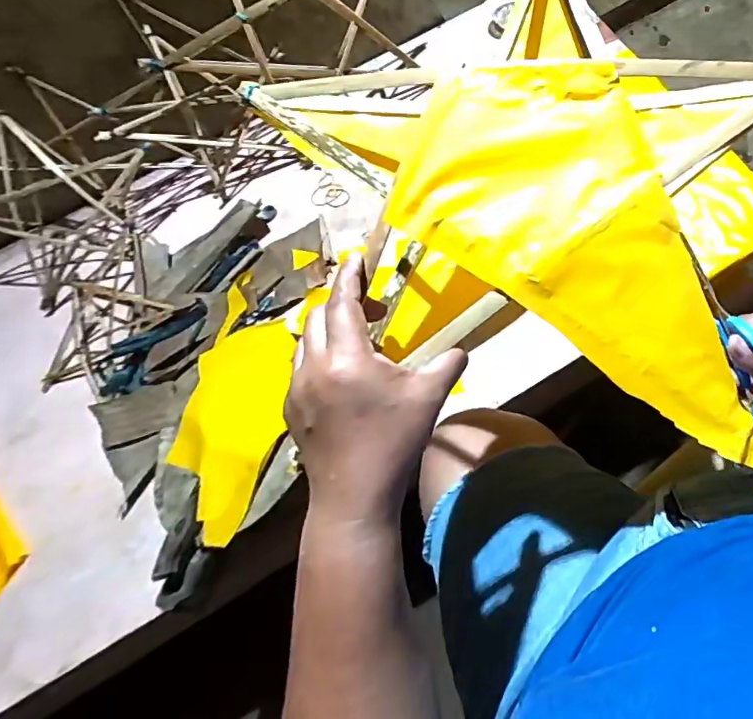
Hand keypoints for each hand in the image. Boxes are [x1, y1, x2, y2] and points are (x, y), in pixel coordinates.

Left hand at [287, 255, 467, 523]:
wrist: (353, 496)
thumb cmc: (395, 440)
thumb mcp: (430, 395)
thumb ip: (449, 362)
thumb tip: (459, 349)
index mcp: (346, 360)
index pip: (343, 304)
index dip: (351, 277)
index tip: (357, 257)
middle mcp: (312, 369)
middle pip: (319, 316)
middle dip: (344, 300)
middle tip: (374, 304)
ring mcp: (296, 391)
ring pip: (305, 341)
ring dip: (330, 326)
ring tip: (361, 335)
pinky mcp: (292, 410)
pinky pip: (301, 365)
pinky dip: (321, 351)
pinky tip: (345, 370)